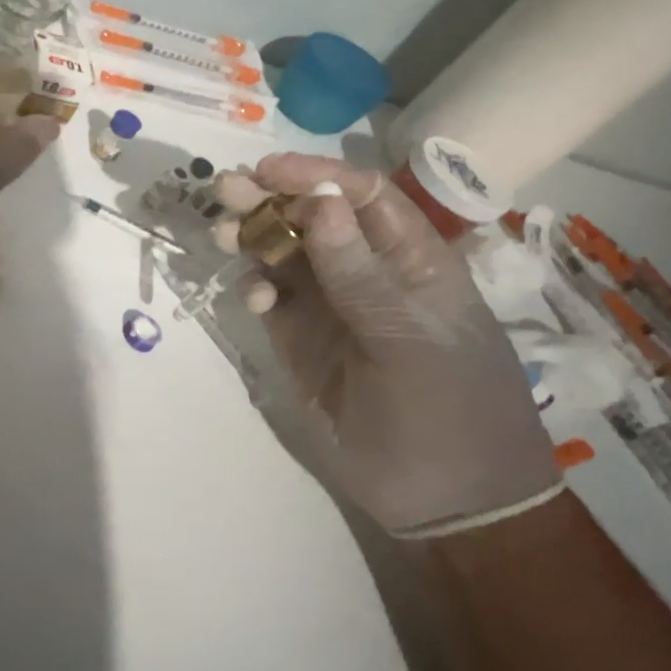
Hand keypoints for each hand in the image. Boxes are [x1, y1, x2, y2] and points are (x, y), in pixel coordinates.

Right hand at [228, 154, 560, 536]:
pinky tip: (255, 300)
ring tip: (221, 233)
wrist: (447, 499)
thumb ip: (356, 271)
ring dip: (252, 237)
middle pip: (311, 217)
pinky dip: (256, 290)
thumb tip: (320, 201)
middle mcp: (366, 273)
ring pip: (282, 253)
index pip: (361, 196)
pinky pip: (269, 298)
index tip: (268, 171)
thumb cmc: (448, 406)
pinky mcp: (300, 340)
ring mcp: (330, 307)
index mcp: (411, 260)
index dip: (316, 176)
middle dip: (269, 199)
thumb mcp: (407, 335)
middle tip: (224, 190)